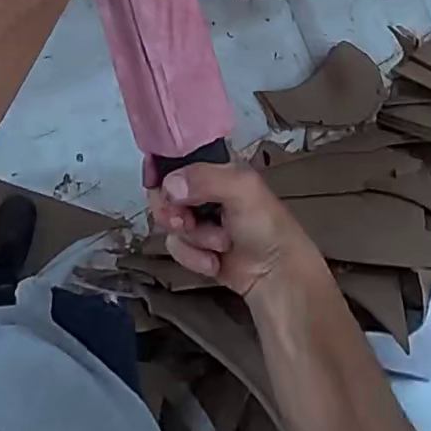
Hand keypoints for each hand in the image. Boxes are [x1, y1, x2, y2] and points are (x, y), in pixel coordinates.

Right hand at [150, 162, 325, 299]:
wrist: (275, 274)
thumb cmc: (265, 224)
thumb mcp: (242, 190)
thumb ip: (206, 180)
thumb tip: (169, 187)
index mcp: (218, 164)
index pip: (178, 156)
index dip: (162, 168)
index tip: (155, 184)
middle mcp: (204, 187)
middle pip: (164, 192)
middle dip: (174, 212)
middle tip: (186, 221)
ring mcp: (199, 217)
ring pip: (169, 222)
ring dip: (193, 239)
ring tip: (221, 244)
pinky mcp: (196, 245)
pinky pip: (175, 247)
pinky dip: (194, 257)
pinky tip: (215, 262)